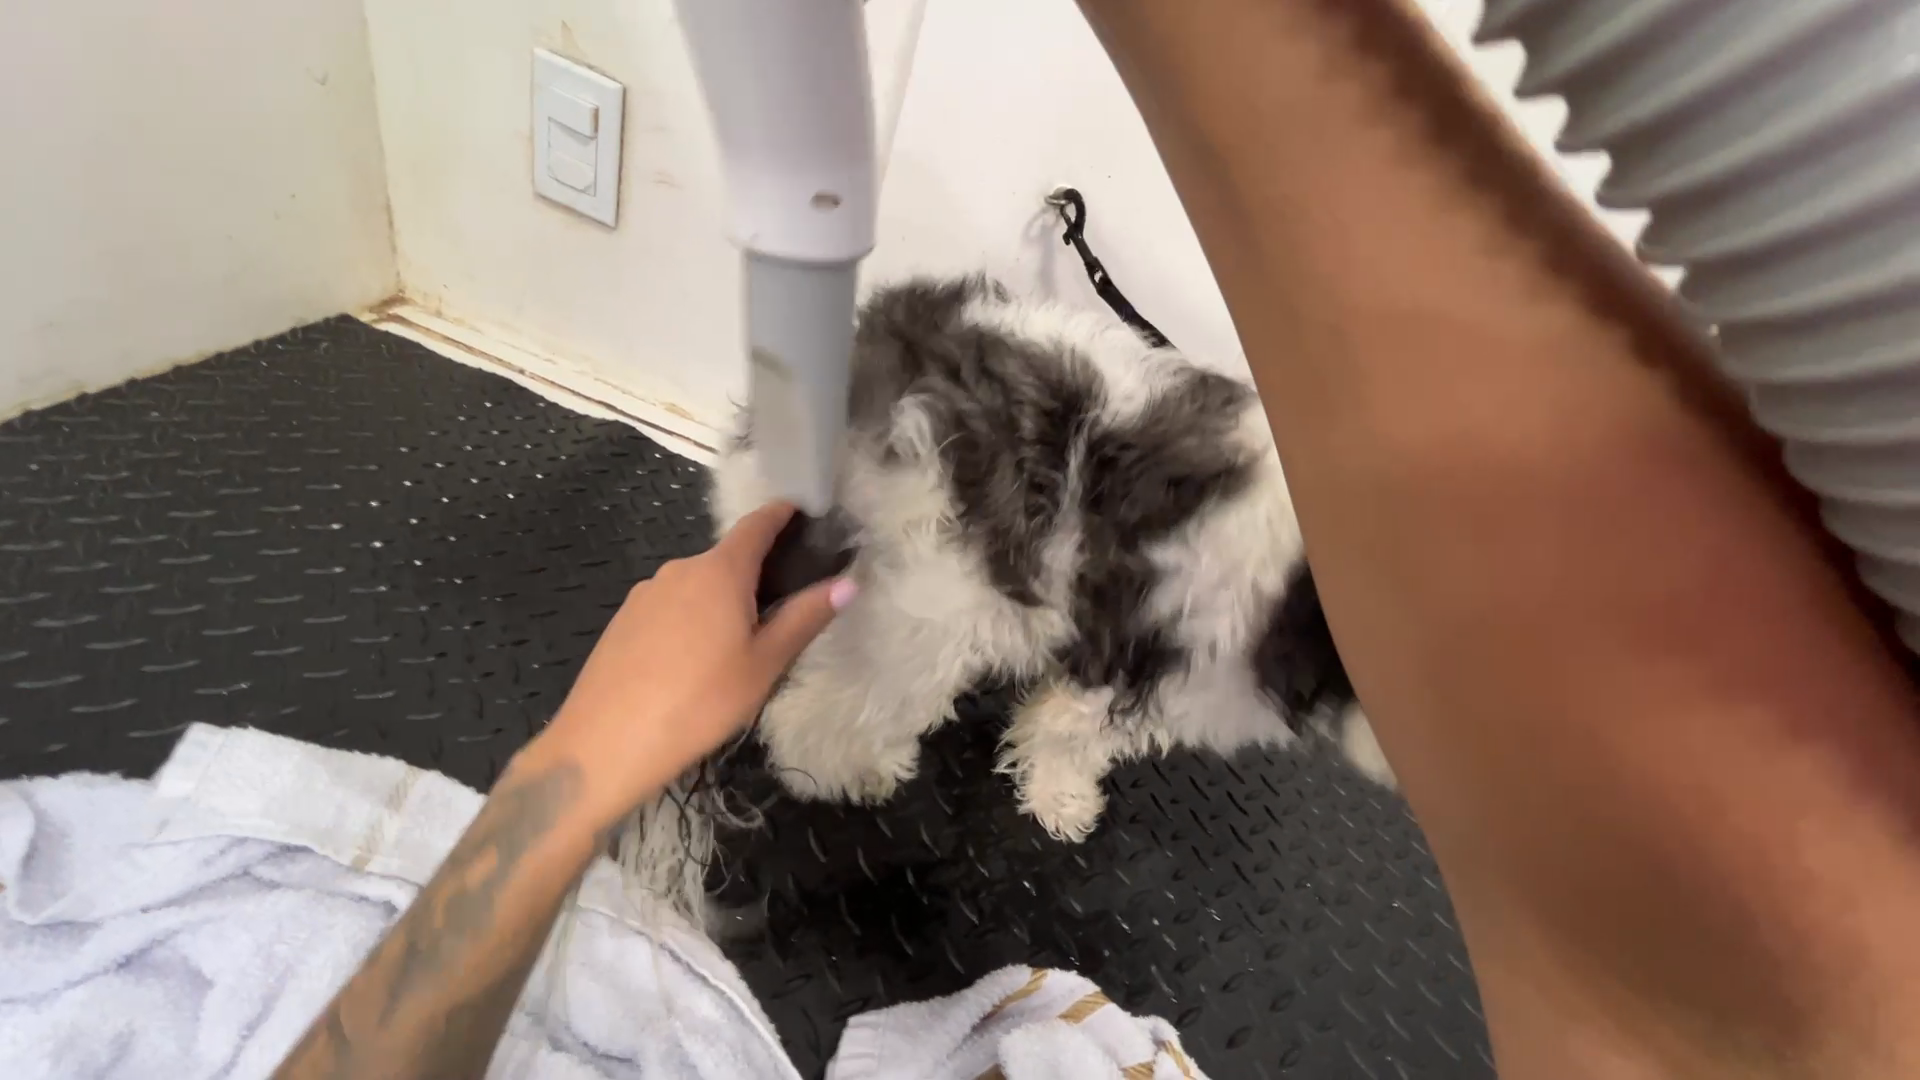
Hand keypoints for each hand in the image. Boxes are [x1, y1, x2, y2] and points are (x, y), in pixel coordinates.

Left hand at [518, 501, 855, 825]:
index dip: (782, 514)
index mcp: (720, 572)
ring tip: (738, 647)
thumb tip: (848, 583)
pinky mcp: (623, 620)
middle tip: (782, 613)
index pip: (756, 525)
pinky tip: (694, 663)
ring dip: (723, 601)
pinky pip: (672, 606)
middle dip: (757, 574)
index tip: (802, 513)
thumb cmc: (701, 701)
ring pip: (698, 585)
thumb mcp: (765, 664)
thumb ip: (806, 618)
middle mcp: (680, 569)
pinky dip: (692, 619)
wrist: (604, 745)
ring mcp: (646, 593)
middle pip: (728, 559)